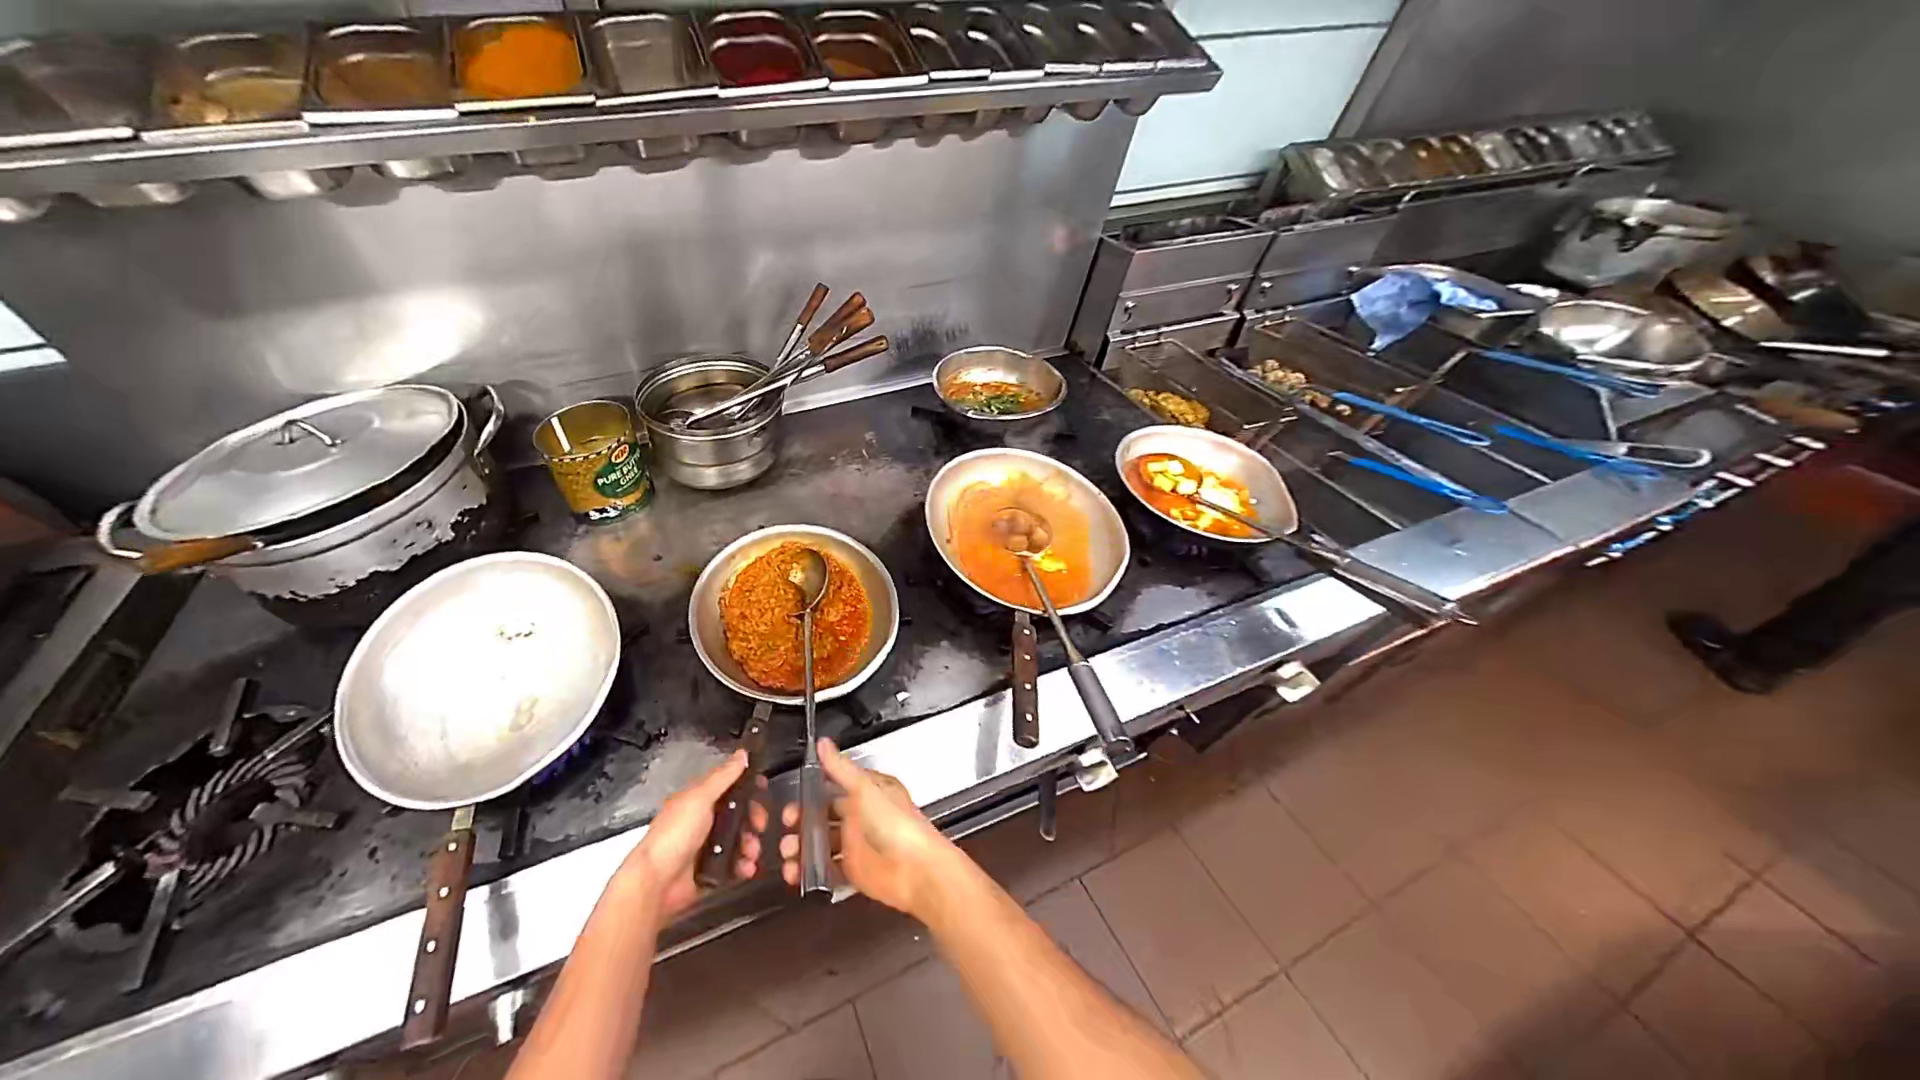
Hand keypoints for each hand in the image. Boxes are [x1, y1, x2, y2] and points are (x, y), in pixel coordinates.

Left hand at [622, 750, 768, 918]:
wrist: (656, 884)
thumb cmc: (671, 836)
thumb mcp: (699, 798)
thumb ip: (723, 776)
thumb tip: (741, 754)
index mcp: (699, 800)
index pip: (730, 786)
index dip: (748, 787)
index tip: (762, 791)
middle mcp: (704, 821)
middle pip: (740, 814)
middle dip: (754, 819)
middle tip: (759, 825)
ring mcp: (708, 846)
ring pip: (741, 839)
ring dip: (751, 844)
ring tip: (750, 852)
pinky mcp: (711, 870)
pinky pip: (736, 864)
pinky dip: (744, 865)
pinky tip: (746, 866)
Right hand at [778, 738, 961, 917]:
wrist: (916, 870)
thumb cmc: (899, 825)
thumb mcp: (865, 789)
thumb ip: (841, 768)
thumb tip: (824, 744)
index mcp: (868, 792)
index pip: (834, 787)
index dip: (812, 793)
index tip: (793, 800)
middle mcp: (862, 816)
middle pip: (824, 817)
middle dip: (802, 823)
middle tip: (788, 828)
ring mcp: (858, 843)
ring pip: (822, 843)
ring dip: (802, 848)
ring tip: (789, 854)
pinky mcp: (856, 870)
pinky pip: (828, 869)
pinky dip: (811, 871)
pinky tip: (798, 872)